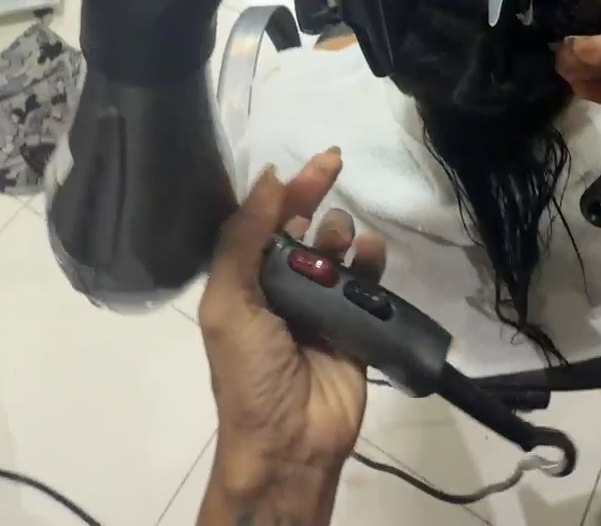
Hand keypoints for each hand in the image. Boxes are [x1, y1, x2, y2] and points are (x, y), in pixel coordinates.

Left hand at [197, 150, 386, 522]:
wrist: (291, 442)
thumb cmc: (250, 371)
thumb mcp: (229, 303)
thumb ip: (244, 239)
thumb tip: (268, 177)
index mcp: (246, 278)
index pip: (264, 219)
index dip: (286, 186)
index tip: (311, 158)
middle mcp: (282, 282)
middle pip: (303, 223)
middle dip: (315, 193)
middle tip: (334, 162)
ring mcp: (321, 299)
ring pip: (337, 244)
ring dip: (340, 230)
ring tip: (338, 244)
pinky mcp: (356, 317)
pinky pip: (367, 275)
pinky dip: (371, 258)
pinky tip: (369, 254)